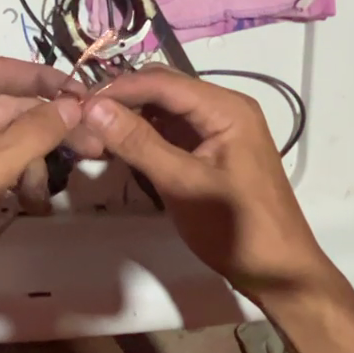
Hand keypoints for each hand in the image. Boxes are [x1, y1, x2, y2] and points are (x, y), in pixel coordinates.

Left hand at [0, 58, 83, 308]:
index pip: (0, 73)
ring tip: (42, 193)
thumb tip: (74, 105)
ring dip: (34, 161)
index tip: (83, 94)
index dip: (43, 79)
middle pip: (10, 108)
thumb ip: (35, 133)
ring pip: (10, 140)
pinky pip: (0, 164)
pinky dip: (19, 178)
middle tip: (92, 145)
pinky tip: (31, 202)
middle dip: (49, 127)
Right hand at [65, 67, 346, 310]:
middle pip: (161, 89)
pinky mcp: (208, 151)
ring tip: (90, 135)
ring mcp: (216, 130)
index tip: (76, 104)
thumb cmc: (234, 227)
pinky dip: (141, 137)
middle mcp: (223, 109)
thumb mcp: (181, 183)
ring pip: (161, 110)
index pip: (161, 82)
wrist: (277, 271)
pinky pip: (168, 132)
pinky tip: (114, 149)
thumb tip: (92, 107)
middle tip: (79, 121)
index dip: (118, 89)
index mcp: (226, 108)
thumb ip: (137, 142)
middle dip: (120, 100)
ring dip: (127, 118)